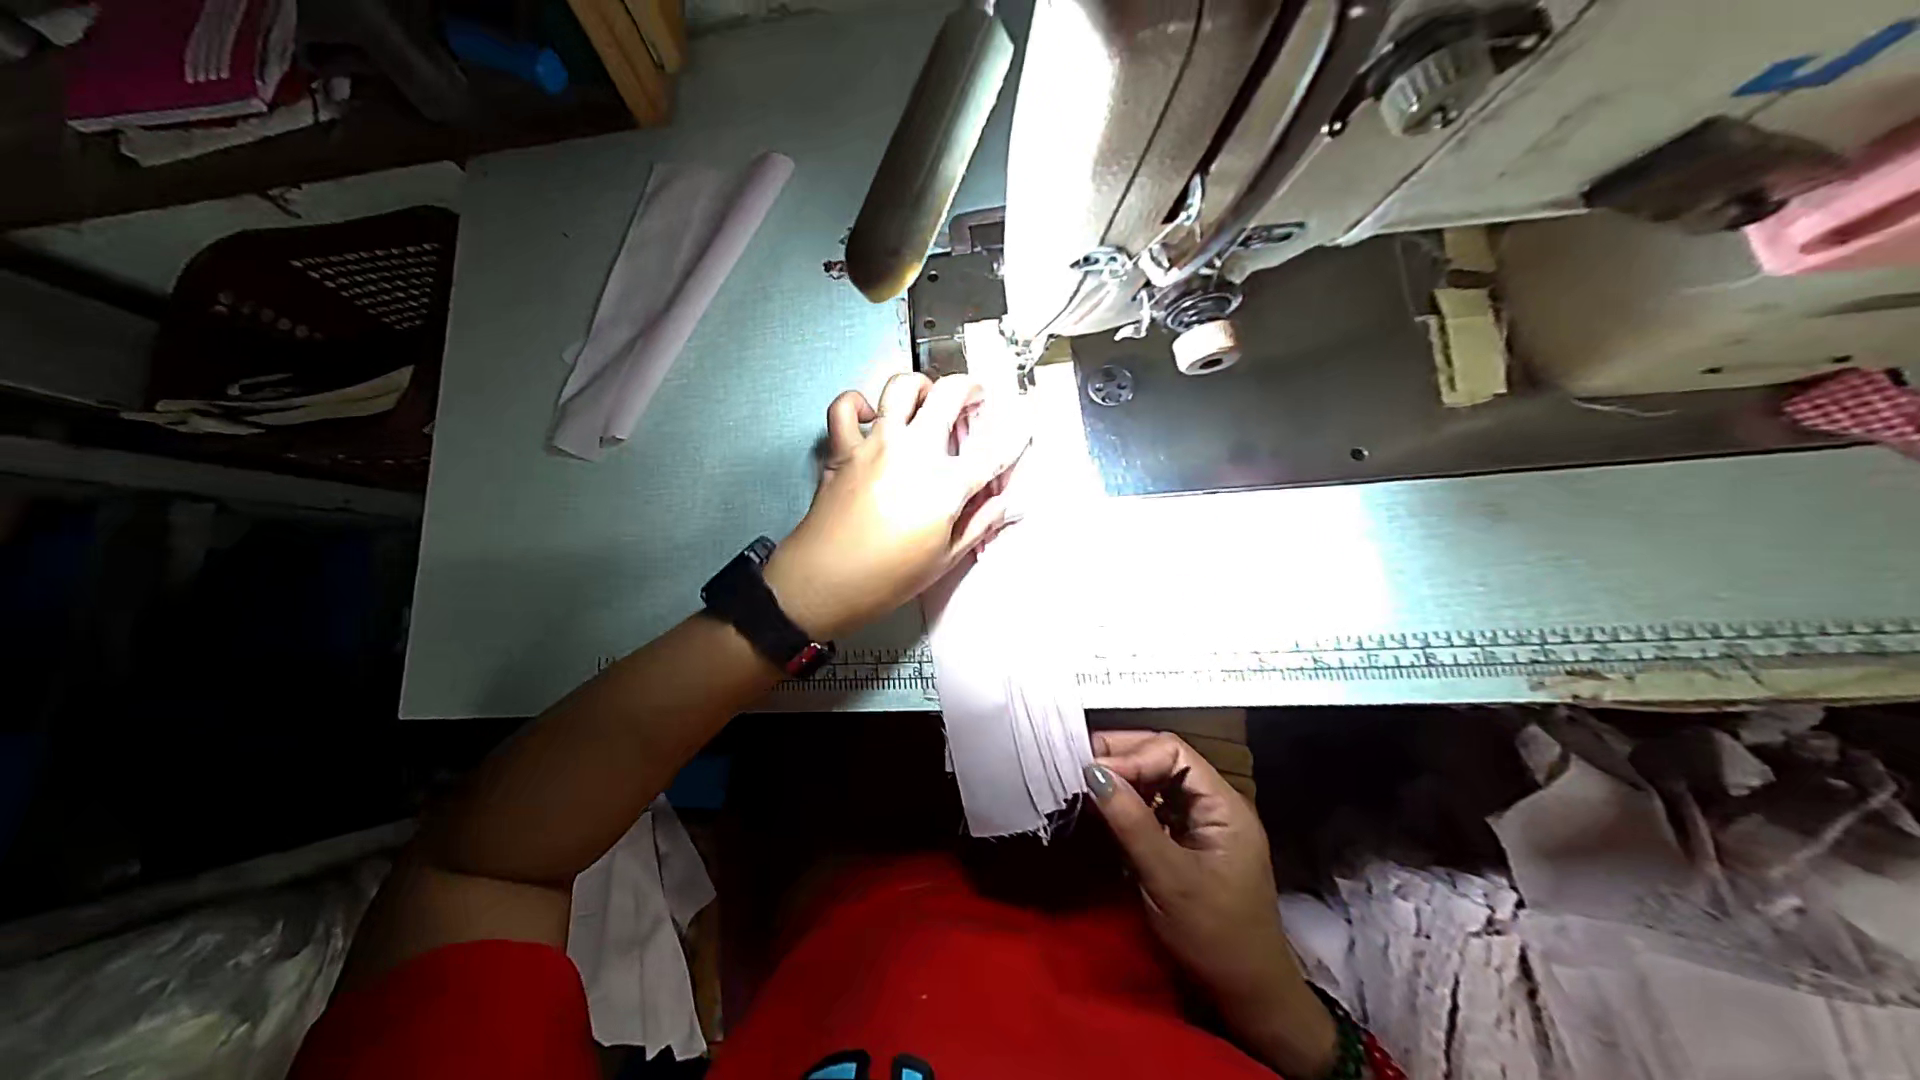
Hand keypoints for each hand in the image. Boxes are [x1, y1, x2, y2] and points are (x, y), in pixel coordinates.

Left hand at [763, 372, 1028, 640]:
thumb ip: (980, 524)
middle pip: (950, 394)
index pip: (994, 449)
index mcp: (946, 484)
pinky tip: (870, 416)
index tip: (1026, 422)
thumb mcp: (944, 559)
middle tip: (975, 397)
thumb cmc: (887, 578)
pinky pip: (845, 407)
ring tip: (926, 400)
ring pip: (901, 387)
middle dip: (971, 388)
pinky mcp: (843, 448)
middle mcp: (915, 452)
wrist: (823, 582)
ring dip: (920, 386)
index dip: (1017, 433)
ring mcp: (876, 444)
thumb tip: (1009, 504)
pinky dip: (857, 403)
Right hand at [1086, 732, 1336, 1077]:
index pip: (1173, 752)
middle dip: (1121, 760)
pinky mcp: (1183, 843)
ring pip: (1154, 782)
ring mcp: (1198, 823)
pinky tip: (1102, 810)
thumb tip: (1092, 772)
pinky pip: (1151, 808)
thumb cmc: (1215, 937)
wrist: (1246, 997)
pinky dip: (1125, 804)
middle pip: (1162, 759)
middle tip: (1078, 769)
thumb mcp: (1169, 879)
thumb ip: (1131, 822)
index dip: (1131, 755)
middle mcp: (1212, 805)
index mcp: (1222, 805)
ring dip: (1121, 780)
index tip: (1092, 773)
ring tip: (1084, 786)